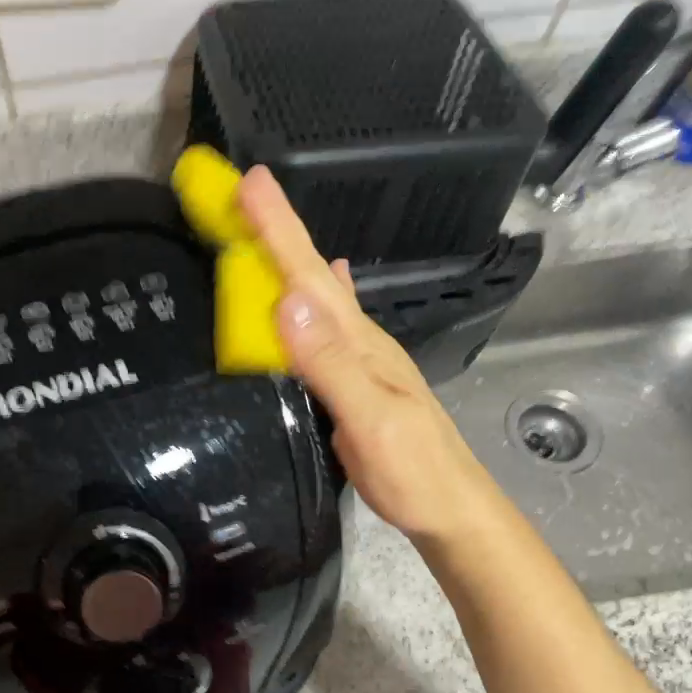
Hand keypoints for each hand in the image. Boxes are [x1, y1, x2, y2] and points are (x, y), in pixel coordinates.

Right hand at [239, 168, 479, 542]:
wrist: (450, 510)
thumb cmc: (415, 472)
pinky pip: (322, 327)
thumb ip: (331, 363)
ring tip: (261, 228)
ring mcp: (357, 361)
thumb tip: (287, 302)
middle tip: (241, 192)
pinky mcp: (350, 383)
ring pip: (314, 297)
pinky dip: (310, 300)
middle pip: (311, 276)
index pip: (312, 276)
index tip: (251, 182)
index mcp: (359, 343)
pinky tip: (315, 290)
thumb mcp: (373, 418)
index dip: (280, 229)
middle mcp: (358, 341)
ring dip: (287, 259)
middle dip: (277, 231)